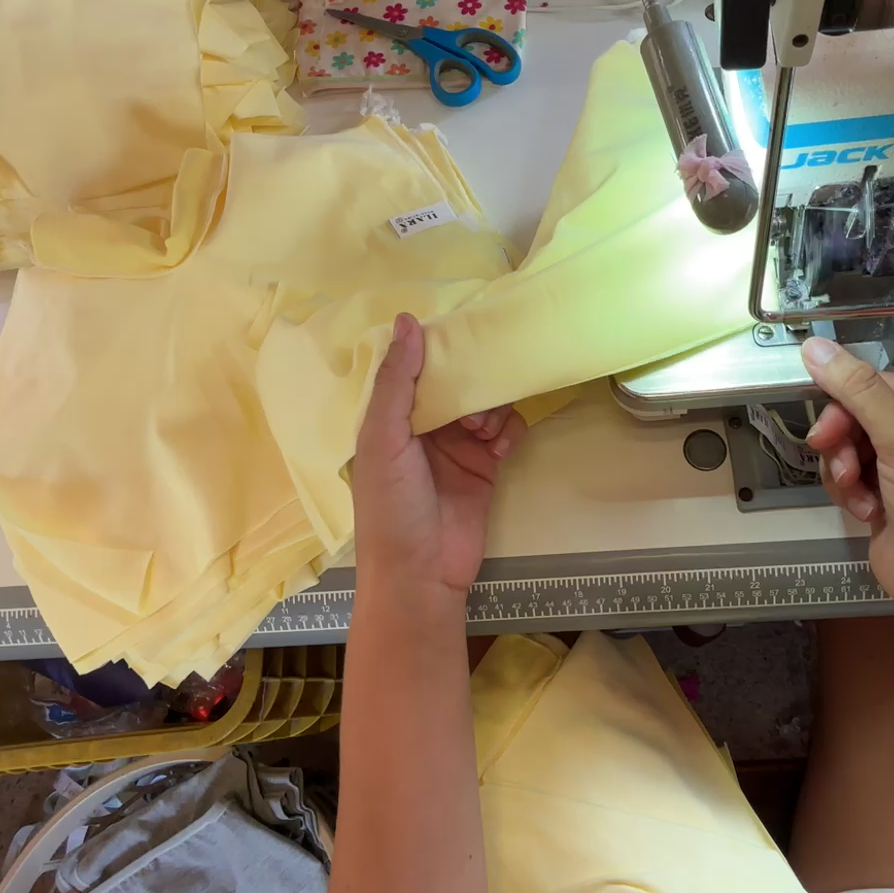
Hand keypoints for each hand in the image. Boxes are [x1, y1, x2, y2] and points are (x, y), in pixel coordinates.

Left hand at [352, 313, 527, 599]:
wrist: (422, 573)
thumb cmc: (391, 505)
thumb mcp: (383, 439)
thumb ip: (397, 381)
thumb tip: (408, 320)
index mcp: (392, 416)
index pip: (416, 368)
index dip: (438, 350)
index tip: (461, 333)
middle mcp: (425, 426)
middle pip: (458, 382)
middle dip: (472, 382)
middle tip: (473, 401)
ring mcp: (458, 446)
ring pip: (486, 403)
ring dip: (492, 408)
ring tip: (483, 432)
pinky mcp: (487, 465)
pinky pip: (507, 431)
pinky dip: (510, 431)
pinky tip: (501, 447)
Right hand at [798, 336, 893, 609]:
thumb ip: (858, 391)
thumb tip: (812, 346)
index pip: (871, 383)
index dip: (843, 407)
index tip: (826, 436)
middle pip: (854, 413)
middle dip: (841, 444)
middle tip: (842, 469)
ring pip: (844, 444)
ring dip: (842, 471)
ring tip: (858, 497)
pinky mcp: (885, 489)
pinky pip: (847, 472)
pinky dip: (847, 491)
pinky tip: (864, 512)